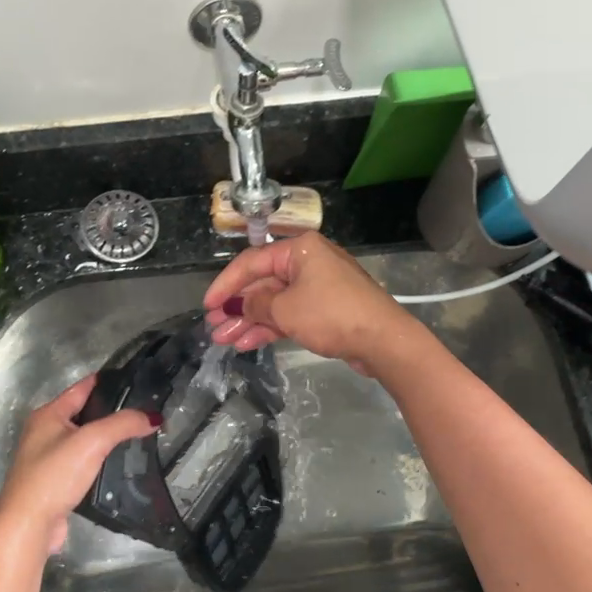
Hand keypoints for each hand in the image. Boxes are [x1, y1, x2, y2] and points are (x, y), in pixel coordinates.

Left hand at [0, 376, 154, 554]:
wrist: (28, 525)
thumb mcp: (92, 442)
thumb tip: (153, 418)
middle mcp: (44, 432)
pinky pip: (81, 463)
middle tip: (143, 411)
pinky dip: (98, 461)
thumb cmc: (54, 475)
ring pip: (83, 440)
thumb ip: (122, 425)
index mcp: (48, 415)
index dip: (107, 382)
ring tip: (137, 435)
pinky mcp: (54, 483)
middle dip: (110, 411)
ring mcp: (47, 459)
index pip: (82, 388)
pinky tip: (117, 465)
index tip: (135, 380)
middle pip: (82, 413)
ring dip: (105, 439)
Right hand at [202, 233, 420, 375]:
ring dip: (249, 320)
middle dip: (236, 307)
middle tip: (214, 326)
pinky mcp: (325, 309)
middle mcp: (308, 262)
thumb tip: (238, 305)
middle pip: (262, 283)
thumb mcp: (286, 310)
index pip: (251, 262)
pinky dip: (269, 327)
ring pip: (274, 302)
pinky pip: (289, 314)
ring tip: (224, 339)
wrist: (384, 341)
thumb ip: (256, 305)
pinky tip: (247, 342)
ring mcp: (318, 286)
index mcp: (300, 249)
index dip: (226, 285)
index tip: (207, 305)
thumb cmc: (333, 315)